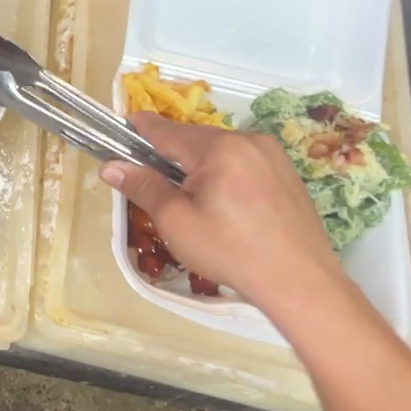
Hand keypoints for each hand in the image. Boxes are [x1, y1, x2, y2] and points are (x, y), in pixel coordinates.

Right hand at [102, 113, 348, 312]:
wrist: (300, 281)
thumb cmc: (229, 250)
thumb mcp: (175, 220)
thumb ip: (142, 187)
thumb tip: (110, 167)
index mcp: (219, 148)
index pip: (167, 130)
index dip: (139, 129)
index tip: (119, 129)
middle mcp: (249, 141)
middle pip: (194, 138)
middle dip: (168, 152)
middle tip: (147, 177)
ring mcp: (273, 156)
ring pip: (219, 150)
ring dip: (196, 163)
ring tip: (184, 194)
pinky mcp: (286, 173)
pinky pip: (242, 161)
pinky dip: (221, 171)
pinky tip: (218, 200)